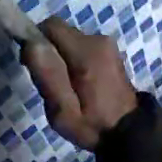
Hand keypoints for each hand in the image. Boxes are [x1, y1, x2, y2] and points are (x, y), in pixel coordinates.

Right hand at [21, 18, 139, 148]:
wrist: (130, 134)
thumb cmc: (92, 125)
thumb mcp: (63, 111)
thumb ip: (48, 75)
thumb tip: (32, 42)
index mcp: (86, 52)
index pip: (50, 26)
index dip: (36, 41)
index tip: (33, 65)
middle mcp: (97, 39)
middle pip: (60, 32)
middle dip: (48, 51)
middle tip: (49, 81)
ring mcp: (107, 44)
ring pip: (69, 39)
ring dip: (60, 56)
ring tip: (64, 85)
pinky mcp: (110, 51)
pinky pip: (81, 46)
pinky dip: (73, 58)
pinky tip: (78, 82)